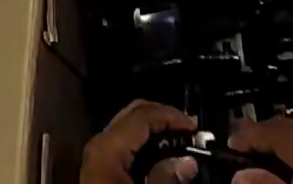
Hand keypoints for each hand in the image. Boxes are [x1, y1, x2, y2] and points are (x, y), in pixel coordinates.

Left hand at [81, 100, 198, 183]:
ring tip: (181, 139)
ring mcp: (98, 155)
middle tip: (190, 129)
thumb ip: (166, 179)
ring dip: (155, 128)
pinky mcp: (100, 168)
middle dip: (162, 116)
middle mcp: (100, 143)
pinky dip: (145, 141)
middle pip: (133, 114)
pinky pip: (125, 142)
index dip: (170, 115)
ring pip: (129, 126)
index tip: (195, 126)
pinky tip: (163, 153)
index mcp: (108, 147)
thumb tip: (188, 160)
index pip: (142, 115)